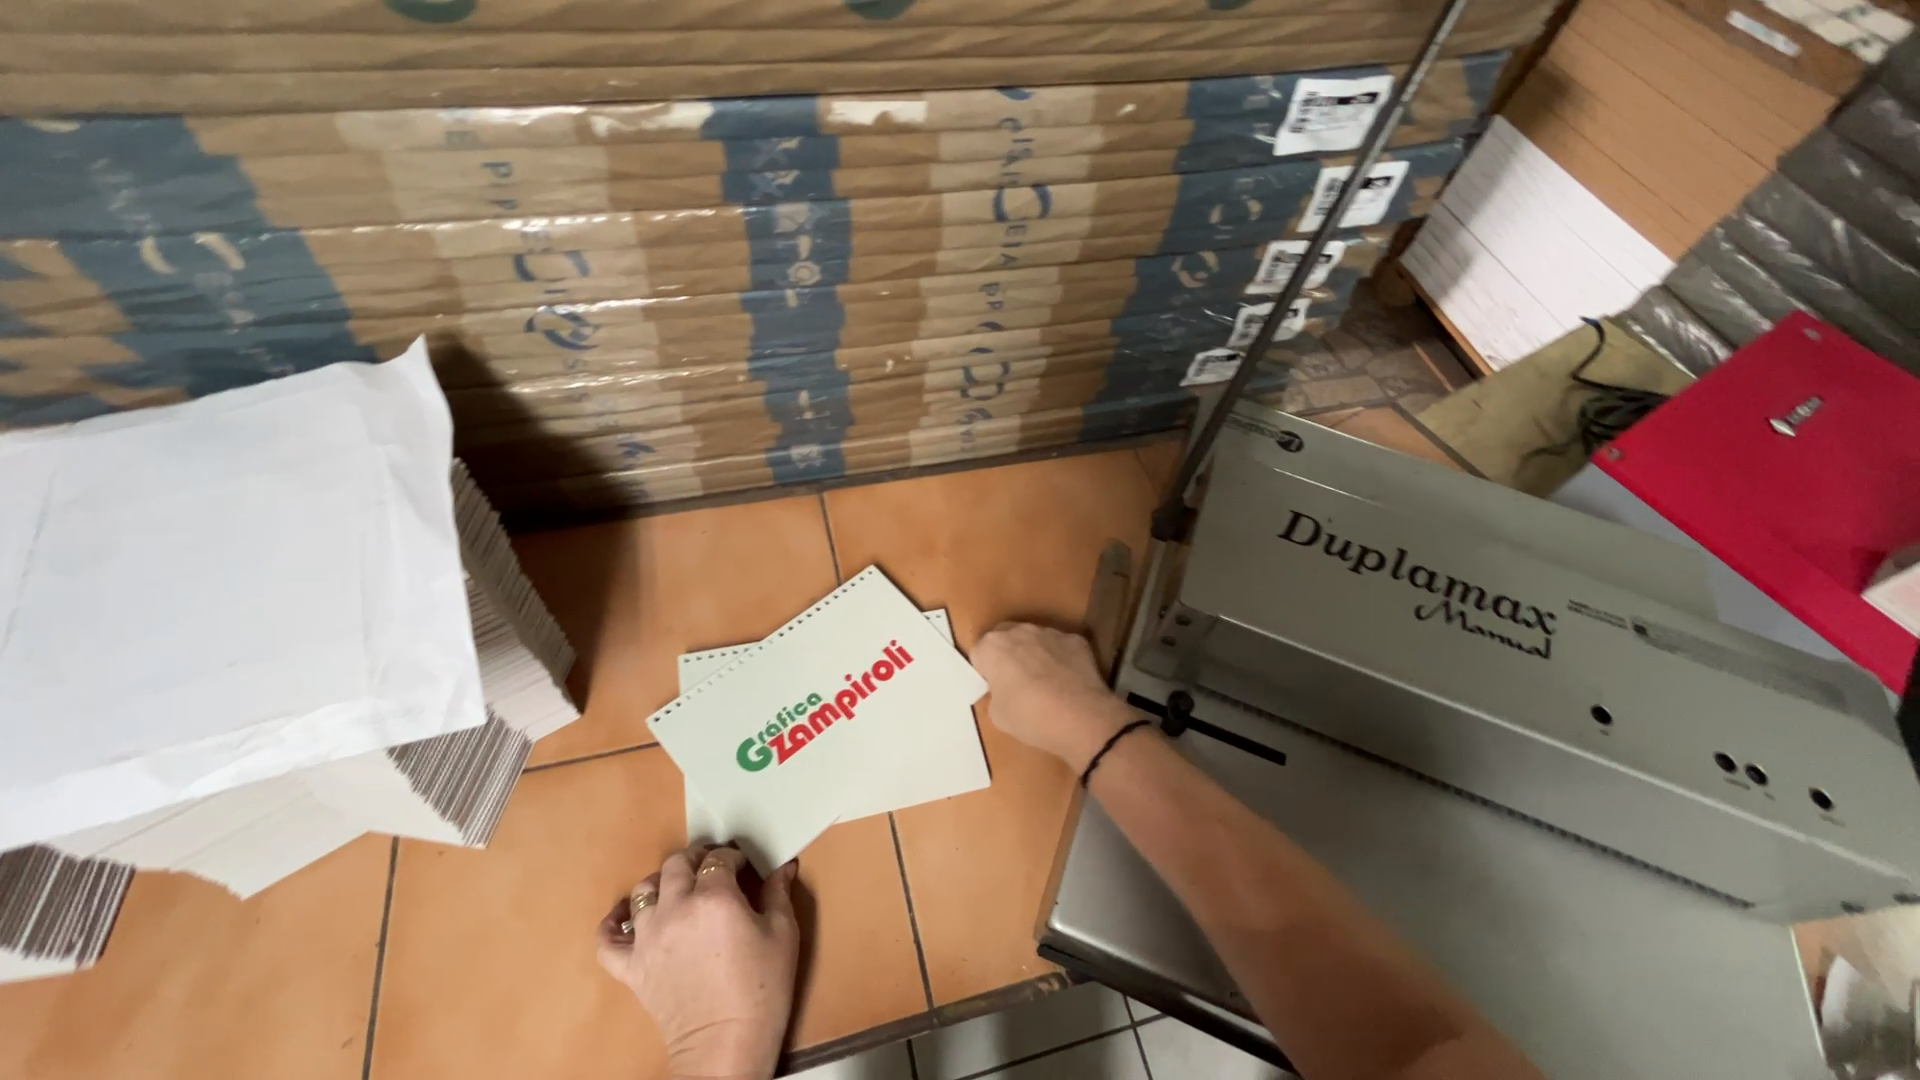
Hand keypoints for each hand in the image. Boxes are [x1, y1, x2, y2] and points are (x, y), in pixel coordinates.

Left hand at [597, 844, 799, 1079]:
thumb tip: (784, 865)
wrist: (726, 1046)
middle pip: (676, 865)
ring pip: (643, 892)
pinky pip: (607, 938)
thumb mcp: (783, 934)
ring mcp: (647, 939)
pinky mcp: (630, 968)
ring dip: (662, 883)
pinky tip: (627, 918)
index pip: (718, 859)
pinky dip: (614, 923)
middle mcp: (676, 909)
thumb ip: (778, 893)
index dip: (733, 855)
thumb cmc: (762, 989)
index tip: (743, 864)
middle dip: (696, 859)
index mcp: (715, 898)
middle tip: (712, 868)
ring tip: (678, 891)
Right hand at [973, 622, 1136, 772]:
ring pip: (1034, 640)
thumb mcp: (997, 715)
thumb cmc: (1030, 717)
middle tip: (1015, 684)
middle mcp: (1019, 631)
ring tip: (1045, 684)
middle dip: (1007, 656)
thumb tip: (1006, 690)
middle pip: (1005, 639)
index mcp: (993, 646)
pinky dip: (1060, 660)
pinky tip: (1066, 683)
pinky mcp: (1076, 640)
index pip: (979, 654)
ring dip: (1034, 655)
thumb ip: (995, 693)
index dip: (985, 672)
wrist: (1081, 718)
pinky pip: (1060, 648)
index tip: (995, 689)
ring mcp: (1050, 632)